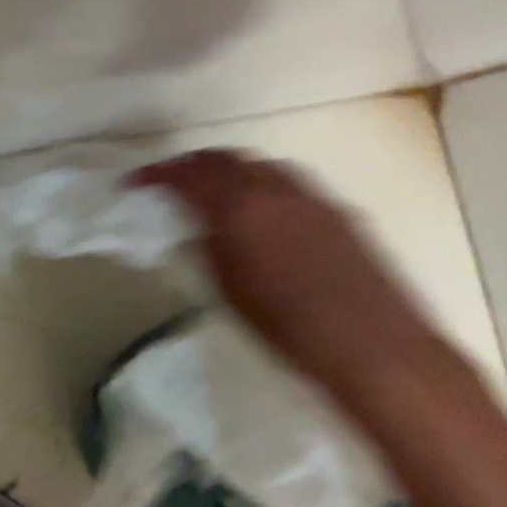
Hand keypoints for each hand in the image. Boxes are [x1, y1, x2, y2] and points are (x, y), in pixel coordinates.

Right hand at [130, 149, 453, 399]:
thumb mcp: (226, 288)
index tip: (134, 183)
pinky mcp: (341, 214)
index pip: (187, 174)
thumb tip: (195, 228)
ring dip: (232, 171)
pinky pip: (292, 184)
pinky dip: (265, 186)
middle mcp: (277, 189)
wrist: (372, 348)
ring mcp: (314, 198)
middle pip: (226, 158)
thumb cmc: (285, 327)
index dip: (156, 174)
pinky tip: (263, 213)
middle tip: (170, 180)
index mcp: (240, 206)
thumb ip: (207, 246)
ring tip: (214, 192)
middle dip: (193, 164)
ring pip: (262, 166)